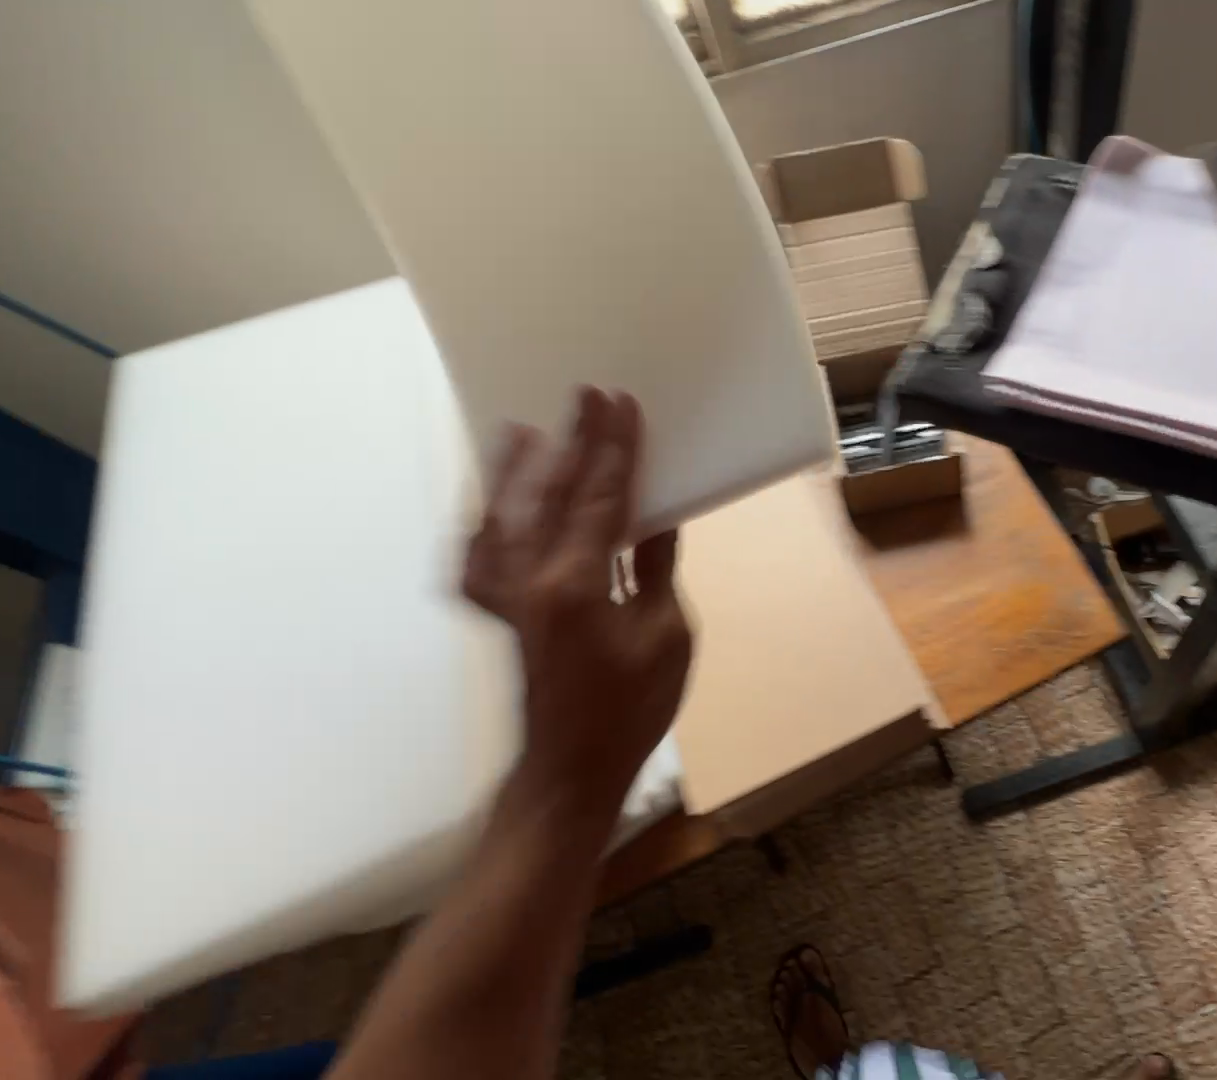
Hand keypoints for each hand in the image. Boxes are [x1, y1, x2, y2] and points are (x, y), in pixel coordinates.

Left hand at [463, 387, 692, 815]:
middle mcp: (530, 580)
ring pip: (501, 518)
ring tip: (519, 428)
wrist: (572, 766)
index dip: (615, 450)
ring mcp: (506, 597)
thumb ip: (655, 569)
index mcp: (578, 584)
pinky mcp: (500, 614)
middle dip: (572, 441)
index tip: (621, 404)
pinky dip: (480, 526)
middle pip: (550, 495)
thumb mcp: (667, 634)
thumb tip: (658, 516)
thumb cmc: (632, 706)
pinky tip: (487, 507)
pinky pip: (477, 561)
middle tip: (584, 395)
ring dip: (512, 471)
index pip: (600, 499)